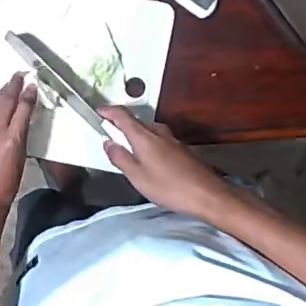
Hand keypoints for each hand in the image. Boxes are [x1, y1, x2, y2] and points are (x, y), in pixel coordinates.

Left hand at [0, 73, 36, 207]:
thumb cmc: (9, 182)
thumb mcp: (21, 156)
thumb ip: (21, 133)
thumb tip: (23, 116)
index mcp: (11, 138)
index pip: (21, 108)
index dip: (27, 94)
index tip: (32, 82)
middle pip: (4, 101)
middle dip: (12, 85)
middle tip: (19, 74)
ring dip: (1, 93)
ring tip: (8, 84)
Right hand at [99, 108, 236, 221]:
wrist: (207, 194)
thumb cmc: (168, 186)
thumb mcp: (137, 176)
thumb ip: (120, 157)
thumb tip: (108, 142)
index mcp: (144, 136)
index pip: (123, 115)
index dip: (109, 111)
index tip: (98, 112)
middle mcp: (159, 132)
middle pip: (137, 121)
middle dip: (122, 124)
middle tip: (110, 134)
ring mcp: (173, 139)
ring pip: (149, 130)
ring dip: (136, 134)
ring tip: (128, 149)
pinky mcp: (182, 149)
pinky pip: (159, 139)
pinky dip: (148, 143)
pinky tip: (149, 159)